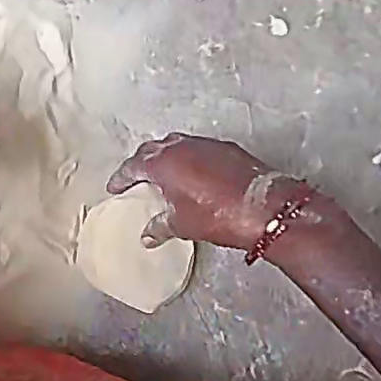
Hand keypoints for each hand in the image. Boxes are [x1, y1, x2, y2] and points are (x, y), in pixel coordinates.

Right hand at [108, 134, 316, 251]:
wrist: (266, 209)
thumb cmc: (217, 215)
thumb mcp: (182, 224)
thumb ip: (160, 226)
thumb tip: (147, 236)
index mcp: (163, 162)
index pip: (133, 165)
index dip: (121, 177)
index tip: (115, 187)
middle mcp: (182, 146)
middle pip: (152, 149)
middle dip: (141, 162)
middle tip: (135, 178)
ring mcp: (206, 144)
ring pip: (176, 144)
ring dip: (165, 156)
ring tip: (162, 174)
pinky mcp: (227, 149)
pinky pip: (198, 149)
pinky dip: (188, 158)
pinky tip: (193, 174)